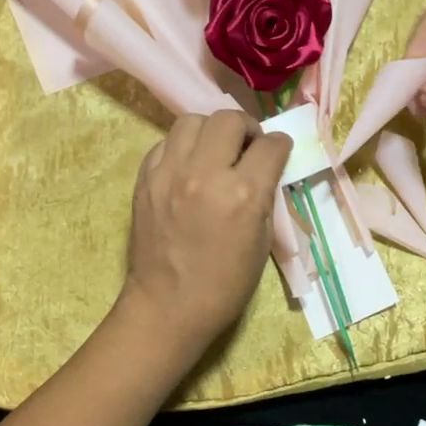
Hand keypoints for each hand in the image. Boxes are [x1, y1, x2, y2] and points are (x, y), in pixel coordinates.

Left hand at [120, 110, 291, 342]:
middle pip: (229, 119)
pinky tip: (187, 168)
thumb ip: (264, 194)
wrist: (168, 305)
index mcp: (242, 193)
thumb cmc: (225, 283)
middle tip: (246, 149)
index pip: (270, 145)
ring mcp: (169, 173)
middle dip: (245, 129)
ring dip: (210, 131)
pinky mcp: (145, 179)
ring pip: (192, 121)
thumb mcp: (262, 240)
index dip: (279, 146)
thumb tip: (266, 165)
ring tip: (214, 153)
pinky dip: (181, 148)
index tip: (277, 153)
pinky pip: (165, 143)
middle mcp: (204, 173)